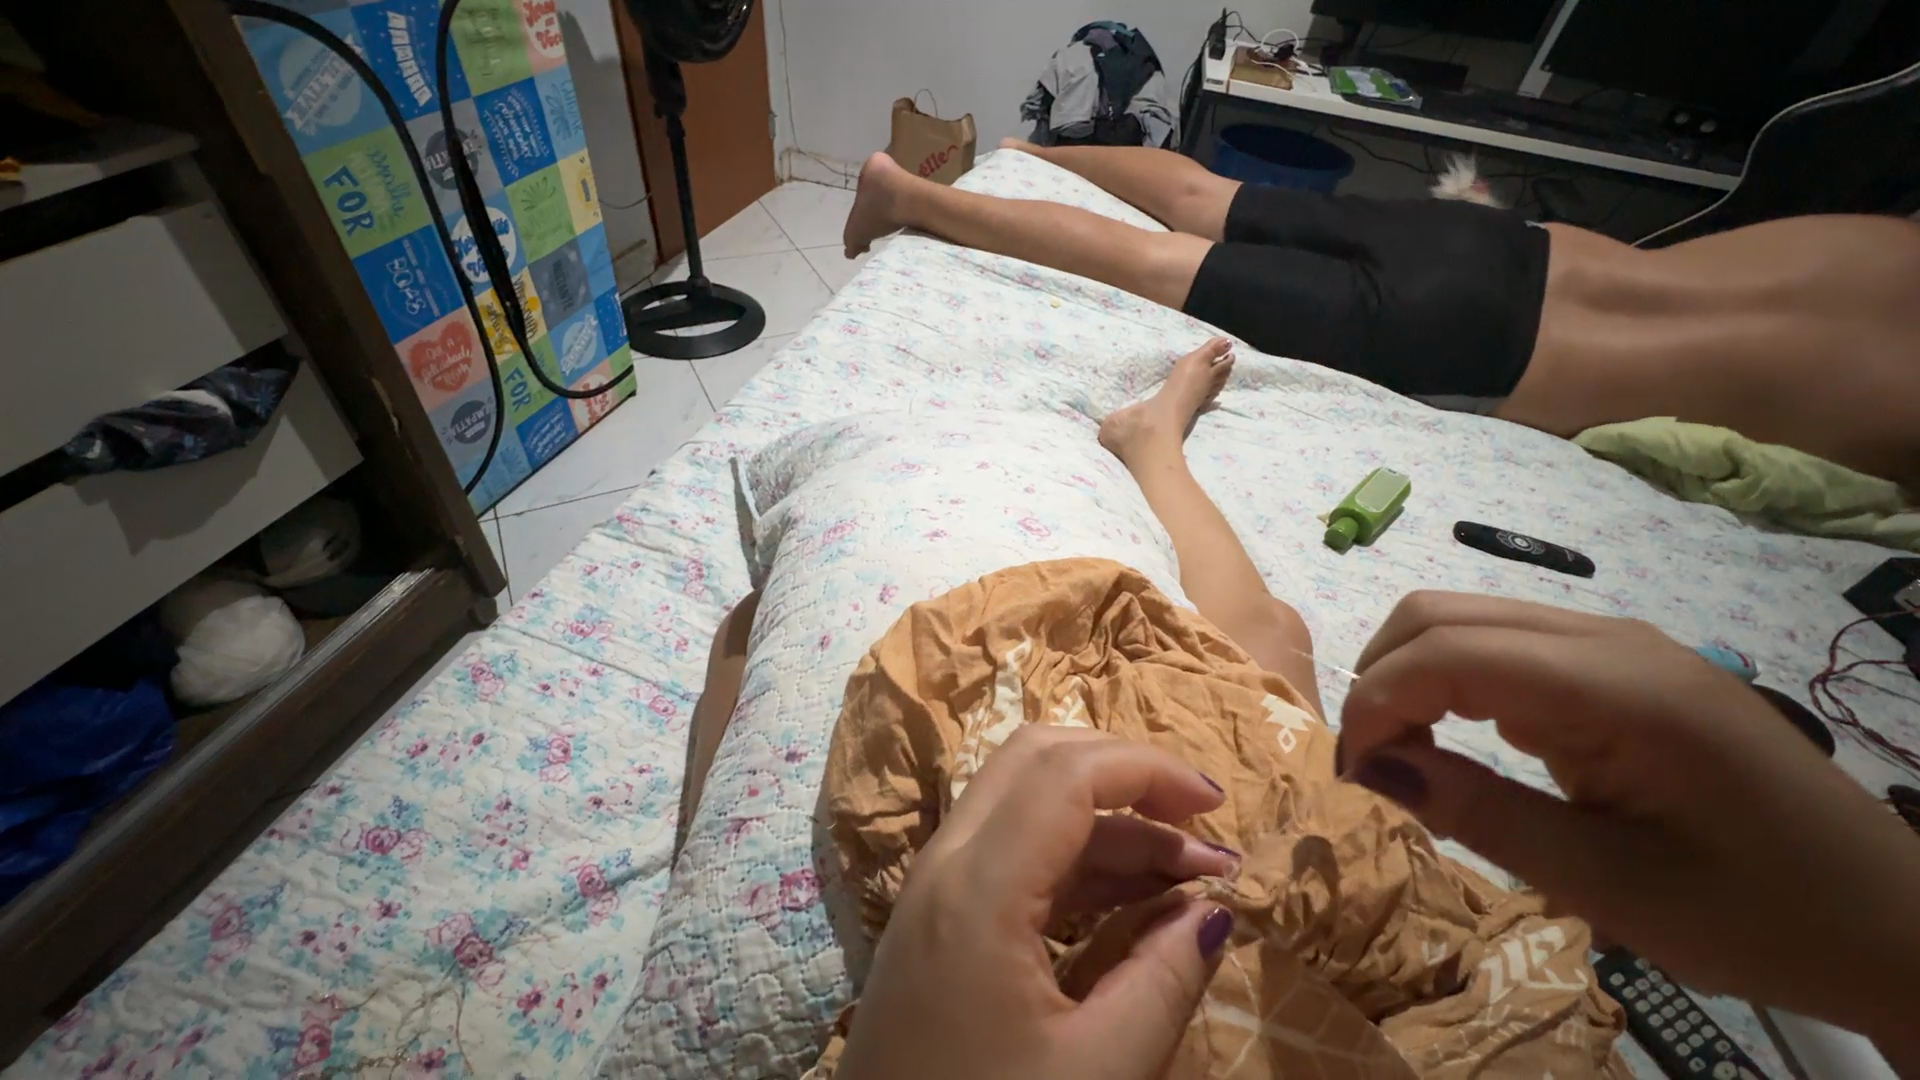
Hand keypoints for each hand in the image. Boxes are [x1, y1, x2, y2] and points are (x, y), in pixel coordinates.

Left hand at [835, 726, 1239, 1079]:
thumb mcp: (1099, 1072)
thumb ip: (1165, 979)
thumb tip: (1215, 911)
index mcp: (978, 887)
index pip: (1065, 772)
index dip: (1148, 769)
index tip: (1217, 806)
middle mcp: (947, 861)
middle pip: (1037, 760)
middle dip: (1125, 774)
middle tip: (1197, 823)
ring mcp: (937, 884)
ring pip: (1026, 802)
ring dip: (1109, 821)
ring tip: (1189, 874)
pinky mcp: (941, 915)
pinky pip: (1014, 851)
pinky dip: (1079, 857)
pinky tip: (1136, 899)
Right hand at [1337, 592, 1919, 1053]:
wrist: (1900, 927)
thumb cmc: (1759, 917)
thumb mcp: (1607, 885)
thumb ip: (1478, 813)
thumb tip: (1371, 769)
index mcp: (1618, 687)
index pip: (1448, 653)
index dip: (1377, 702)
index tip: (1351, 772)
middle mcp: (1607, 638)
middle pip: (1441, 614)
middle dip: (1381, 679)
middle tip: (1371, 761)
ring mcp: (1612, 645)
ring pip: (1462, 620)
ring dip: (1409, 676)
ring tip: (1403, 754)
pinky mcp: (1612, 665)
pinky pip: (1497, 646)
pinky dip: (1447, 683)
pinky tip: (1454, 738)